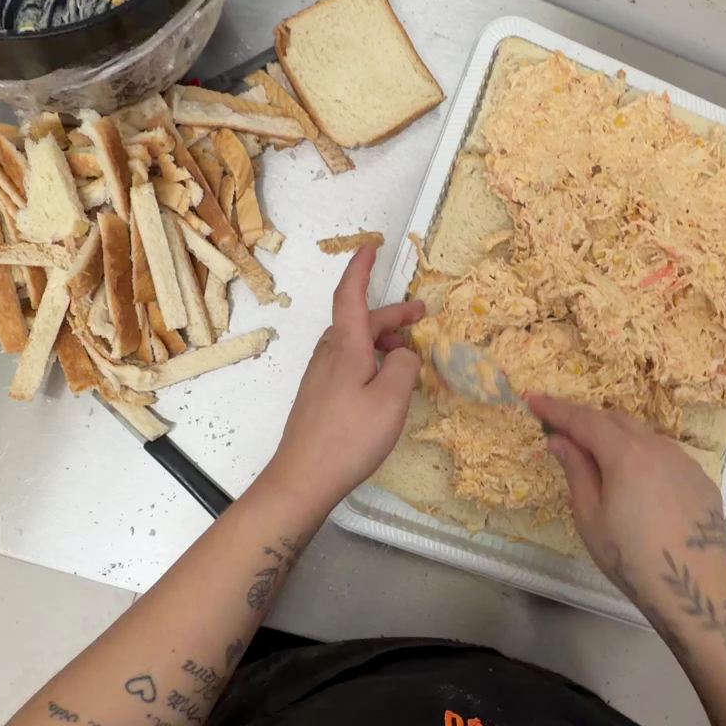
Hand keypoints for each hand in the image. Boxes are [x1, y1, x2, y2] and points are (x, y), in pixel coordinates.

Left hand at [260, 244, 423, 514]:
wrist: (302, 478)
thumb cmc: (348, 437)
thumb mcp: (391, 399)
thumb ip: (406, 367)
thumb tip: (405, 355)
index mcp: (345, 346)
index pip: (351, 294)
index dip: (362, 269)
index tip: (371, 247)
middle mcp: (328, 354)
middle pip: (359, 321)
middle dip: (392, 315)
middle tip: (423, 317)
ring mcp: (320, 377)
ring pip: (355, 344)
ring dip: (383, 341)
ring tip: (410, 356)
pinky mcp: (319, 397)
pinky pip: (349, 365)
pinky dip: (372, 362)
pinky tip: (386, 386)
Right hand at [525, 395, 725, 597]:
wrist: (695, 587)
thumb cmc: (631, 557)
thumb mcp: (590, 517)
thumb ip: (576, 471)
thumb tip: (560, 440)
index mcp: (626, 454)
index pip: (584, 420)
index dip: (556, 409)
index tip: (533, 399)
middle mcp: (659, 446)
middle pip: (615, 420)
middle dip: (586, 421)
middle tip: (562, 435)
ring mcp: (684, 461)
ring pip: (642, 435)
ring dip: (615, 438)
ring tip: (597, 462)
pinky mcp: (700, 479)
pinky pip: (663, 455)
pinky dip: (641, 456)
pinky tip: (635, 484)